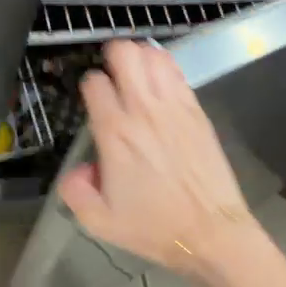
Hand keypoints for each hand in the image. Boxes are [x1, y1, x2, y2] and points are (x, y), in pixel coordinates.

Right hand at [58, 40, 258, 275]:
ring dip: (140, 57)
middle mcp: (143, 110)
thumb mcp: (99, 221)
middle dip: (112, 55)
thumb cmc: (154, 227)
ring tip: (136, 71)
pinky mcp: (196, 111)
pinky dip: (164, 67)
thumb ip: (75, 190)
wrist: (211, 232)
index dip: (89, 86)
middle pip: (124, 53)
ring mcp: (174, 107)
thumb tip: (78, 169)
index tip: (92, 99)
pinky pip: (177, 72)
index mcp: (115, 133)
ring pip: (153, 56)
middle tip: (111, 70)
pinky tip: (160, 81)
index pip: (94, 83)